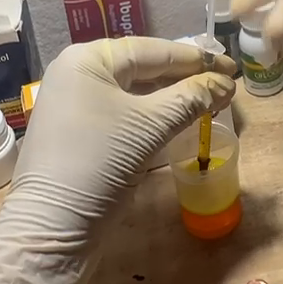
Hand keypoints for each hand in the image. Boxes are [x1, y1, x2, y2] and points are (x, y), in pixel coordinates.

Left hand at [0, 37, 236, 283]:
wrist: (49, 233)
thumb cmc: (98, 163)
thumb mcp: (150, 126)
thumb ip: (192, 98)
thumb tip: (227, 84)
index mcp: (89, 58)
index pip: (155, 50)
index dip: (198, 59)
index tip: (233, 68)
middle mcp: (79, 73)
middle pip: (145, 68)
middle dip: (187, 77)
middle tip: (226, 85)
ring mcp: (76, 104)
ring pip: (135, 92)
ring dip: (173, 97)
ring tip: (210, 101)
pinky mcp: (79, 133)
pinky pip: (125, 114)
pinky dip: (154, 116)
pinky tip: (180, 120)